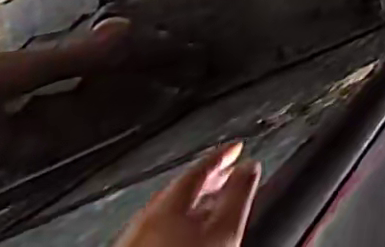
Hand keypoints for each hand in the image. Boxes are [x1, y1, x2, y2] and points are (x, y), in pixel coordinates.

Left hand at [114, 142, 260, 246]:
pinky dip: (181, 223)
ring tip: (217, 203)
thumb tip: (250, 166)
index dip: (223, 154)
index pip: (199, 168)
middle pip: (181, 189)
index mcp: (166, 206)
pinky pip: (159, 232)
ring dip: (196, 202)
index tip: (237, 147)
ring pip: (169, 212)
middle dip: (209, 178)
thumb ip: (241, 192)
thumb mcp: (226, 228)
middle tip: (230, 170)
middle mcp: (144, 221)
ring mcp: (133, 243)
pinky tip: (192, 234)